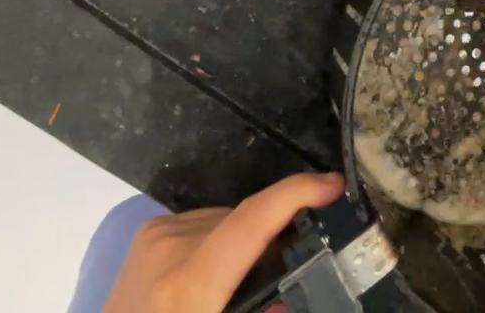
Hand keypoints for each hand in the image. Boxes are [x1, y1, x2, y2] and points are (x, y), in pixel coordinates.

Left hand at [102, 173, 344, 312]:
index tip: (335, 184)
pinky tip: (215, 274)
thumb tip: (287, 301)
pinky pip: (206, 223)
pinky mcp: (148, 232)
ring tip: (243, 282)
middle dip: (275, 237)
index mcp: (188, 285)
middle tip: (294, 267)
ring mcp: (156, 234)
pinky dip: (222, 241)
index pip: (251, 220)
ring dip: (246, 242)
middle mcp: (171, 246)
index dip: (296, 194)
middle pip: (246, 221)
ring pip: (228, 220)